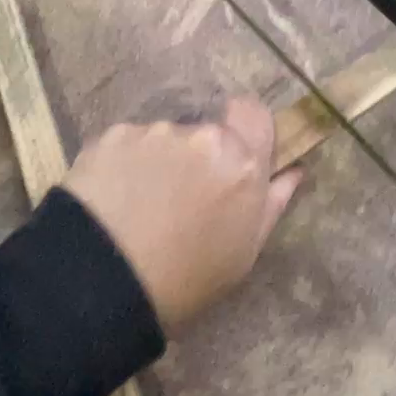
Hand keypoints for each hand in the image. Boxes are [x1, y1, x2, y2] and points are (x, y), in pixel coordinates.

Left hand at [62, 96, 302, 330]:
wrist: (103, 283)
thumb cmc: (186, 280)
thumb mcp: (243, 254)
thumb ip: (271, 204)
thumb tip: (292, 172)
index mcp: (242, 162)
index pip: (253, 113)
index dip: (244, 130)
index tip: (231, 161)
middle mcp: (201, 135)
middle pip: (206, 132)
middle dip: (198, 158)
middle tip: (181, 200)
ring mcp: (154, 133)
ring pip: (165, 139)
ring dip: (160, 162)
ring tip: (140, 207)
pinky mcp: (112, 136)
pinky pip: (129, 145)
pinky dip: (126, 165)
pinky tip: (114, 200)